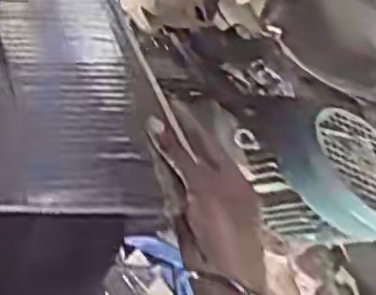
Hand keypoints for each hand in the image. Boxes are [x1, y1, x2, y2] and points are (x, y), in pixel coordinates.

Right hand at [149, 104, 267, 293]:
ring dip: (162, 151)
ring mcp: (201, 197)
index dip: (187, 119)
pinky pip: (168, 182)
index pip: (206, 139)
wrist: (222, 275)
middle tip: (148, 111)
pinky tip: (145, 157)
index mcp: (233, 176)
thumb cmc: (224, 230)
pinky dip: (158, 169)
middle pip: (191, 151)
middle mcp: (219, 183)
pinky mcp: (185, 208)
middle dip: (172, 134)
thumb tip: (153, 122)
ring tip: (142, 128)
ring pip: (178, 165)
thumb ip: (177, 153)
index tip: (166, 99)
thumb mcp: (202, 186)